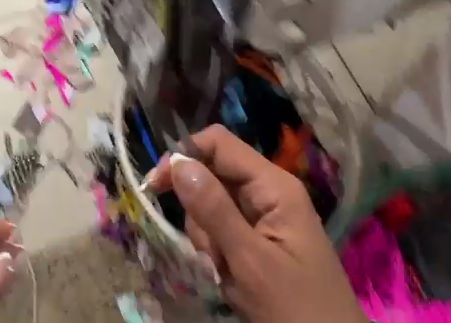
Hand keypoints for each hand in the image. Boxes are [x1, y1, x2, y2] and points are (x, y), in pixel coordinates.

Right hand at [144, 127, 364, 322]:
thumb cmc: (296, 309)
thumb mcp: (250, 261)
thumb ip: (213, 210)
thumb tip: (177, 162)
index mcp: (273, 185)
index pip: (218, 144)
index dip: (184, 156)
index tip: (154, 187)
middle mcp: (268, 192)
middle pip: (212, 177)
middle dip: (200, 216)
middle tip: (212, 256)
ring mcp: (265, 217)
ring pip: (213, 208)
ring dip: (209, 241)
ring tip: (228, 274)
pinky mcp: (260, 241)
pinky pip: (224, 233)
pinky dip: (218, 255)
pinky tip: (231, 280)